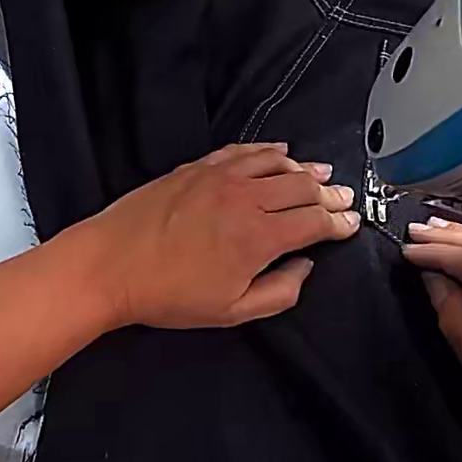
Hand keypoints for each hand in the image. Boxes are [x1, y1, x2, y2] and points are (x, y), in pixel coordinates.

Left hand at [58, 143, 360, 329]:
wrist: (111, 264)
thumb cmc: (168, 294)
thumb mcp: (231, 312)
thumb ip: (279, 291)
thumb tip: (305, 266)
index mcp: (260, 237)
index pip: (315, 221)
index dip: (339, 222)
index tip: (351, 222)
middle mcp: (248, 198)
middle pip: (304, 186)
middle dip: (331, 193)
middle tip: (344, 197)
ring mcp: (224, 177)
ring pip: (279, 163)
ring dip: (306, 168)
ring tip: (322, 172)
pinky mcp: (202, 166)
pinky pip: (246, 150)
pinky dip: (269, 150)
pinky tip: (280, 151)